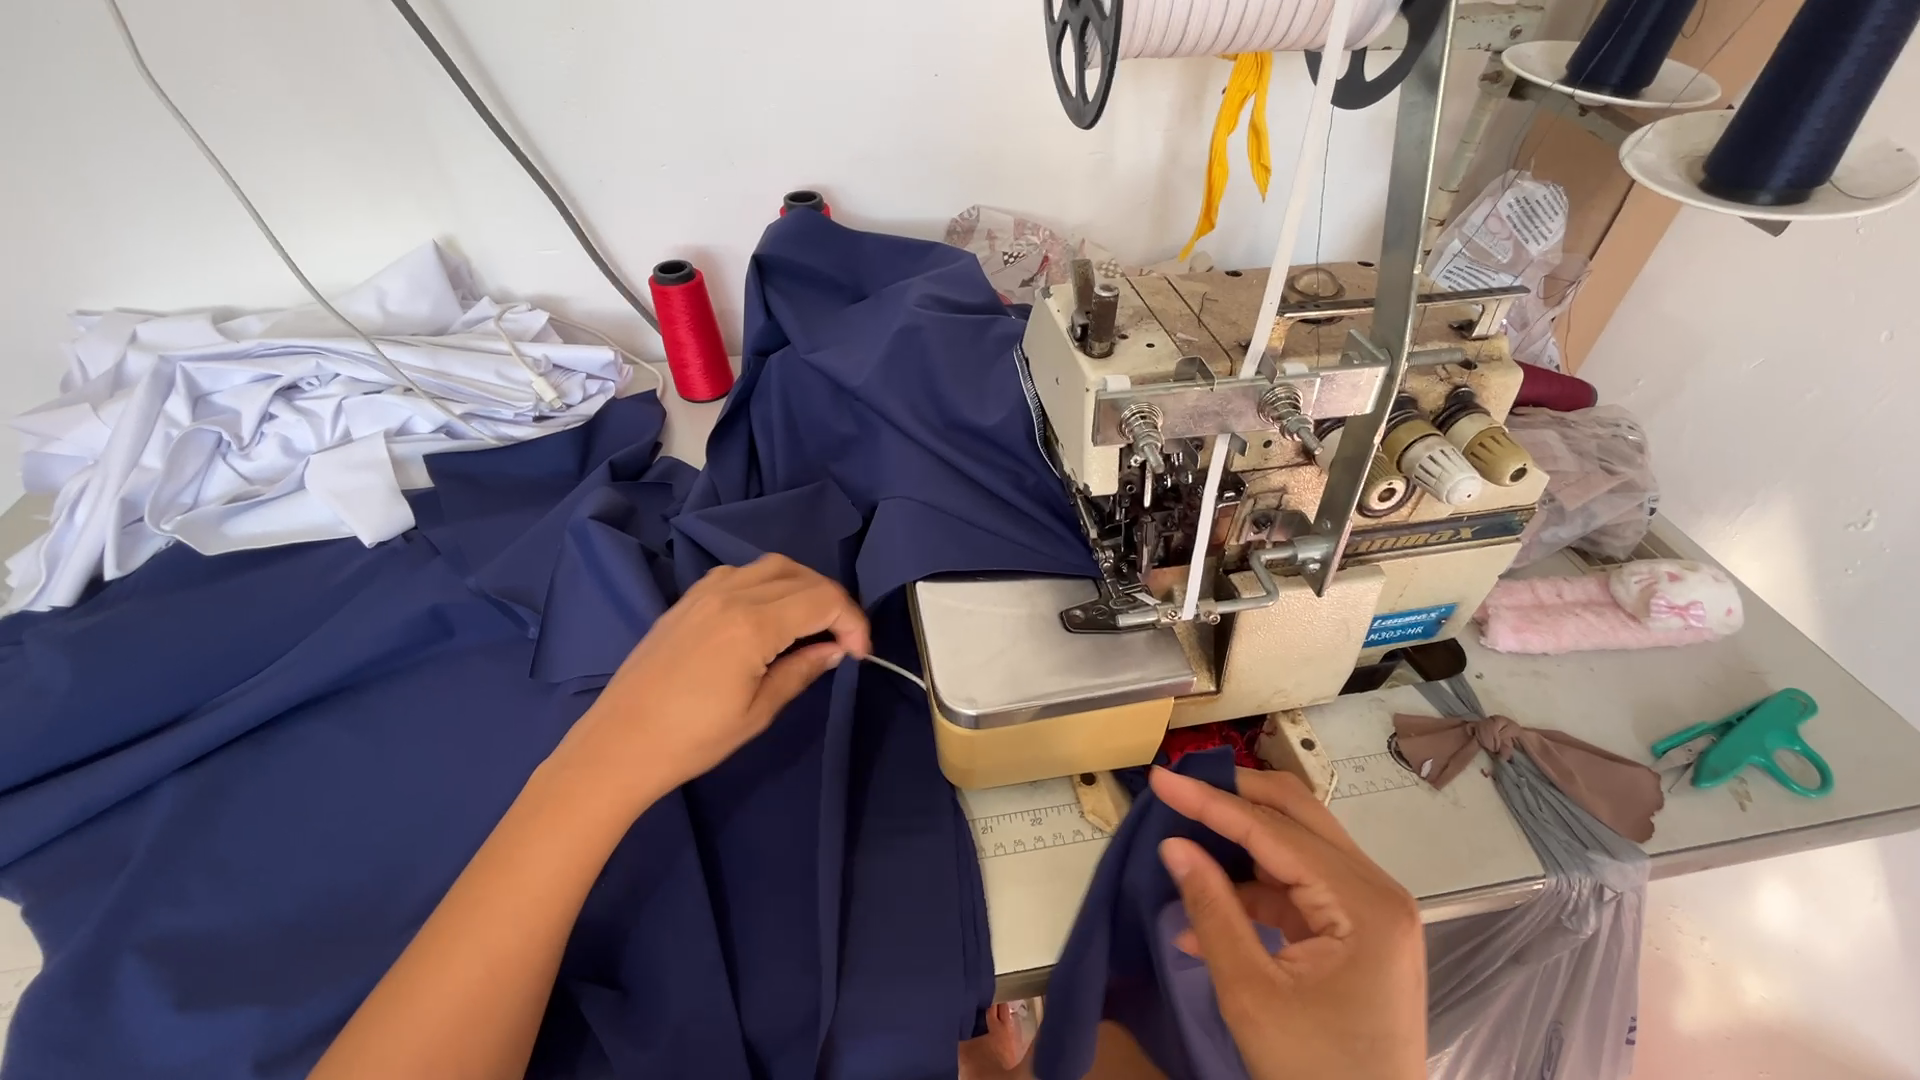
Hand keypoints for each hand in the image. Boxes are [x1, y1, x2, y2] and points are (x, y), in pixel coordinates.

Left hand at [551, 555, 870, 808]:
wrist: (619, 744)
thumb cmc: (692, 739)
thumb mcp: (758, 712)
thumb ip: (801, 671)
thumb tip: (834, 651)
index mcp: (752, 625)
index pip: (824, 600)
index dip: (853, 622)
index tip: (858, 654)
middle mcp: (731, 595)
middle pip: (803, 576)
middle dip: (833, 603)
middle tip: (841, 640)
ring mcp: (705, 592)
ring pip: (772, 566)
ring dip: (803, 586)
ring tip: (811, 623)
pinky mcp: (687, 600)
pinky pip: (740, 573)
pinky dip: (768, 583)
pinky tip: (768, 614)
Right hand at [1150, 766, 1426, 1079]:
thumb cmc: (1314, 1070)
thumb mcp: (1251, 992)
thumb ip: (1211, 909)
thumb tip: (1172, 844)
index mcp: (1363, 903)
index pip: (1273, 830)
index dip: (1210, 801)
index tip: (1161, 778)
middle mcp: (1377, 890)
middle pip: (1298, 816)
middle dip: (1234, 798)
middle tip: (1180, 788)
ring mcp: (1372, 909)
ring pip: (1297, 844)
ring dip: (1240, 845)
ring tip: (1185, 847)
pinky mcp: (1359, 929)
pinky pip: (1299, 886)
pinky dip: (1254, 891)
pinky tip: (1207, 918)